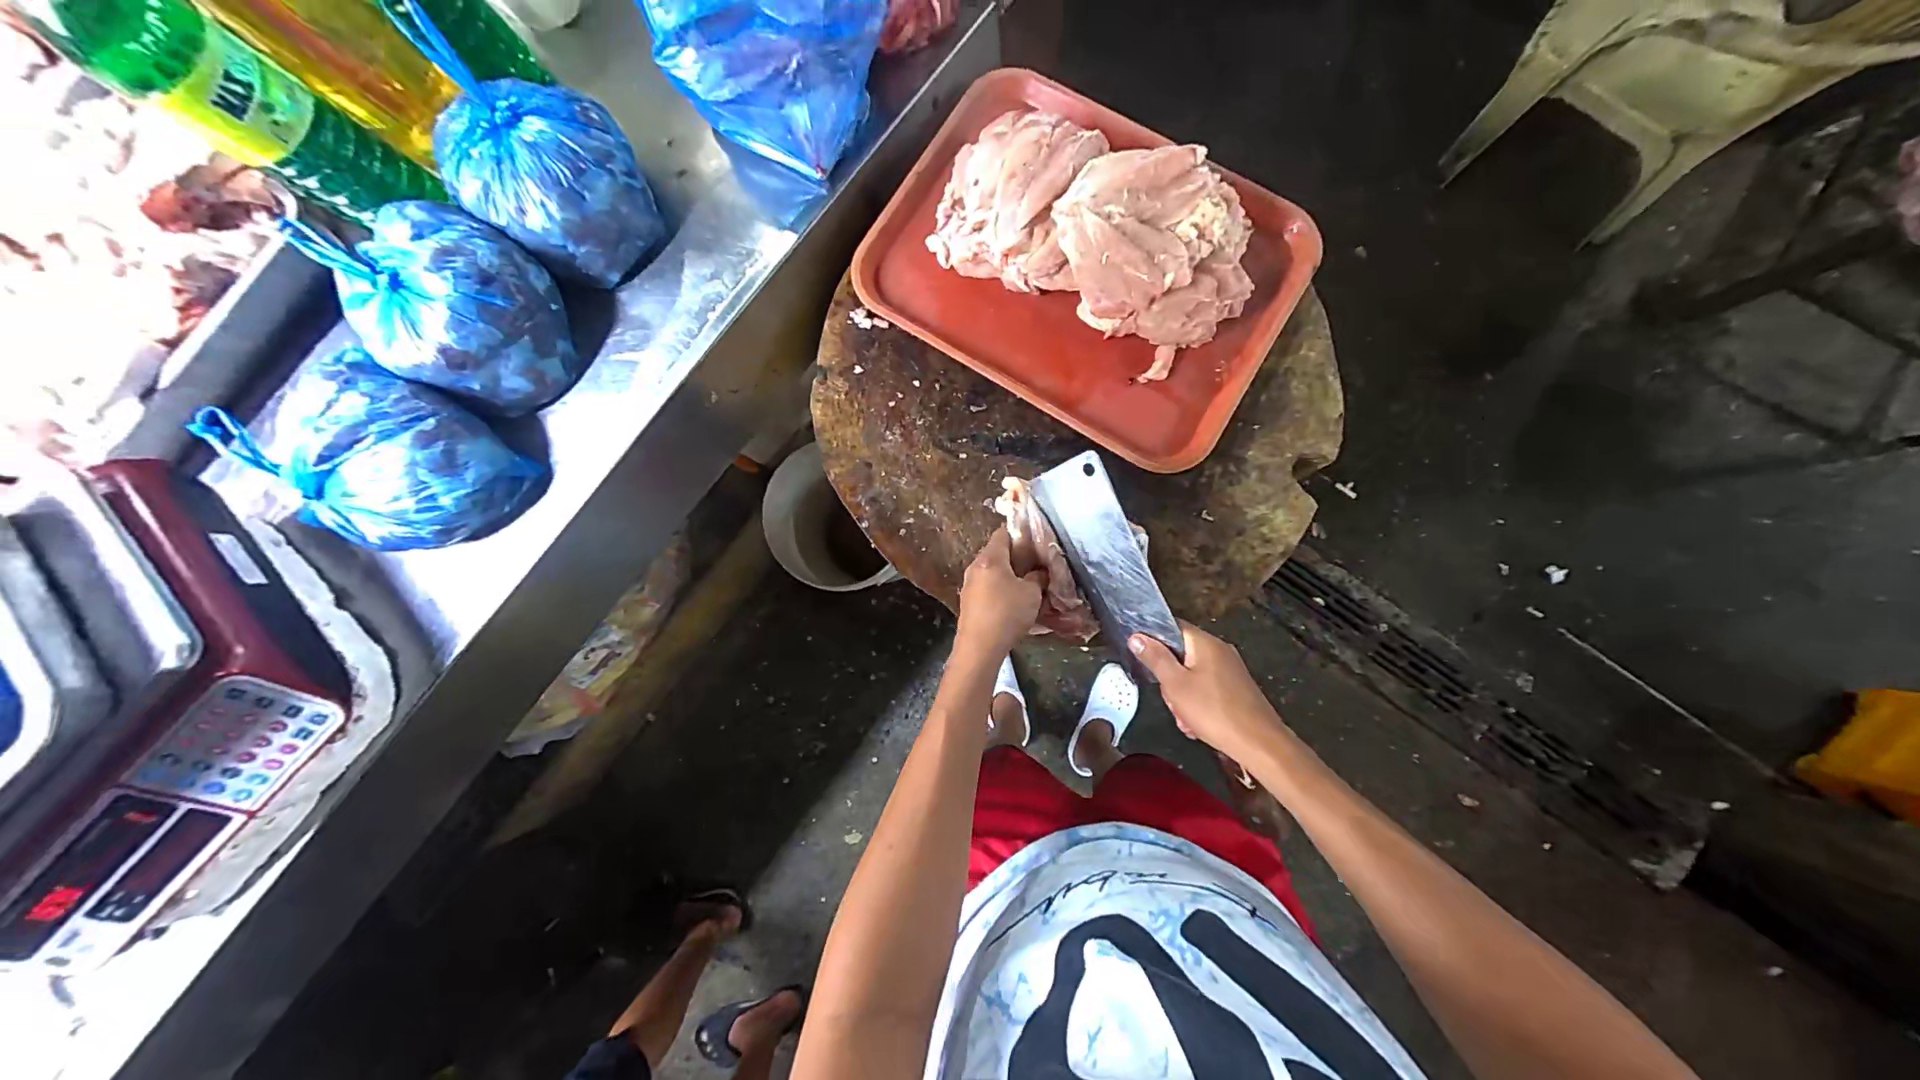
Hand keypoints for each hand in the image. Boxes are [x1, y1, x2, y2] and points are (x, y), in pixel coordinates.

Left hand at [956, 527, 1044, 655]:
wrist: (979, 647)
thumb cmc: (1007, 613)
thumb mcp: (1032, 594)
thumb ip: (1037, 577)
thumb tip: (1039, 572)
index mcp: (990, 558)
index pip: (1003, 533)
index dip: (1020, 532)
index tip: (1035, 538)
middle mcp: (975, 567)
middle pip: (996, 552)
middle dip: (1016, 555)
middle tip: (1036, 562)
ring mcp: (969, 585)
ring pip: (991, 571)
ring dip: (1008, 574)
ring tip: (1027, 583)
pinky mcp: (968, 602)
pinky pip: (986, 587)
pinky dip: (999, 588)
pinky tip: (1012, 601)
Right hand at [1130, 621, 1287, 755]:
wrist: (1259, 744)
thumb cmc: (1215, 712)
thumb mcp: (1175, 685)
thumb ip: (1155, 659)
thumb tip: (1136, 637)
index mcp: (1205, 643)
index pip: (1171, 626)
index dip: (1152, 638)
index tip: (1141, 657)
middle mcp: (1220, 651)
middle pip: (1180, 654)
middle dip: (1169, 678)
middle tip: (1171, 698)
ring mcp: (1230, 670)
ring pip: (1191, 675)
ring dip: (1182, 696)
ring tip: (1185, 717)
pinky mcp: (1235, 689)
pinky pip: (1206, 689)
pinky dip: (1197, 704)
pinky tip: (1196, 724)